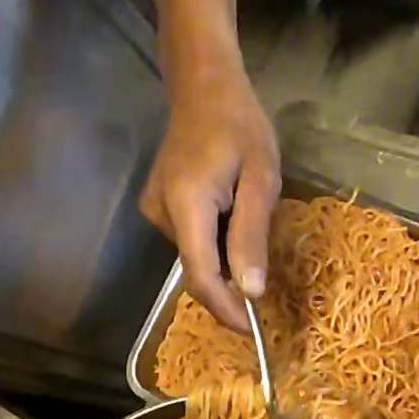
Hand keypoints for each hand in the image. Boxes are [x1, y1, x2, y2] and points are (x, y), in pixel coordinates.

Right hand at [139, 58, 280, 333]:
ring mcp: (154, 211)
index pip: (201, 276)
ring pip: (195, 257)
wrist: (203, 87)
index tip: (252, 330)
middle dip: (230, 289)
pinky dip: (214, 246)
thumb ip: (252, 237)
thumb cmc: (240, 126)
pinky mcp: (157, 207)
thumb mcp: (260, 180)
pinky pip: (191, 242)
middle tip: (264, 289)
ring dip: (225, 262)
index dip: (226, 309)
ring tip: (250, 232)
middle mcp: (161, 213)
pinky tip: (232, 221)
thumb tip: (250, 292)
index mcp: (186, 205)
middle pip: (197, 271)